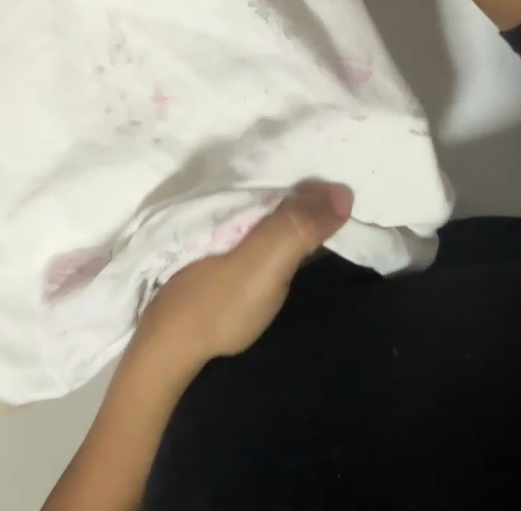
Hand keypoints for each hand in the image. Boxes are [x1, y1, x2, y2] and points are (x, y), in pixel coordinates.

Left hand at [128, 181, 353, 375]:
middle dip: (308, 189)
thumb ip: (297, 227)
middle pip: (274, 187)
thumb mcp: (264, 264)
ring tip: (335, 211)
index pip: (278, 168)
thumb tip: (343, 190)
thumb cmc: (217, 304)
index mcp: (229, 197)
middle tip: (350, 195)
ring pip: (267, 209)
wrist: (169, 353)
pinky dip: (283, 228)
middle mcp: (222, 205)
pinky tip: (301, 236)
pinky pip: (260, 228)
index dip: (313, 173)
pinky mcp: (221, 255)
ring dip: (298, 210)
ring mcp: (219, 231)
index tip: (349, 174)